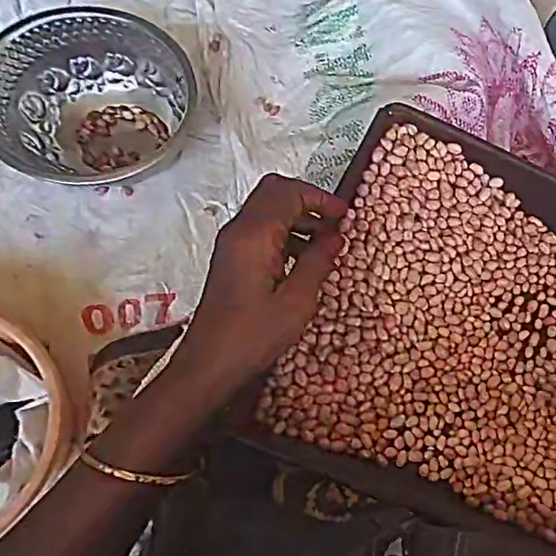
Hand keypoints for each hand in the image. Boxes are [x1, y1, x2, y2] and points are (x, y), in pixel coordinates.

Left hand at [170, 174, 346, 401]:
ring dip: (299, 219)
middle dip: (308, 201)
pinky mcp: (233, 259)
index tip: (344, 215)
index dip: (320, 197)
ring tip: (326, 245)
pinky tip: (305, 261)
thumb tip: (336, 236)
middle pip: (274, 193)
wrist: (210, 362)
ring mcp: (233, 244)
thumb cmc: (253, 335)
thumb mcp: (297, 301)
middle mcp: (239, 231)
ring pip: (268, 211)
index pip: (288, 193)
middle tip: (335, 222)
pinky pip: (262, 232)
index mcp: (254, 236)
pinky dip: (287, 235)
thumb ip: (318, 262)